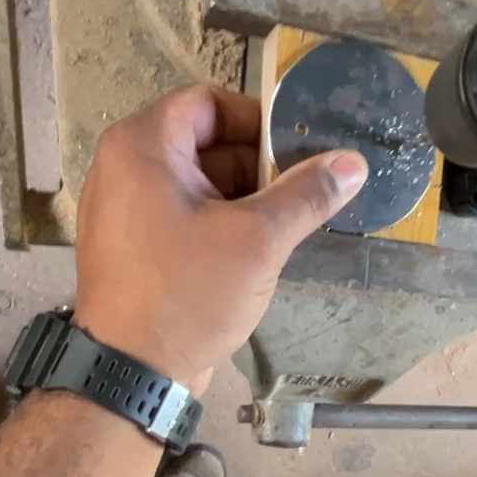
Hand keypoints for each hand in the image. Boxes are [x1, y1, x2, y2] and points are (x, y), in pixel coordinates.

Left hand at [72, 86, 368, 390]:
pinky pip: (183, 221)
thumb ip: (305, 196)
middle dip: (258, 170)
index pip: (210, 103)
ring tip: (284, 230)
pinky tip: (254, 256)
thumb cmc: (189, 295)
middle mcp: (124, 169)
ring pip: (198, 188)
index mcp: (142, 146)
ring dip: (244, 204)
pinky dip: (219, 228)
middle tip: (301, 197)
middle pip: (205, 146)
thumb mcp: (258, 241)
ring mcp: (125, 213)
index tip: (300, 153)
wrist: (134, 373)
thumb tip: (352, 164)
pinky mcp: (134, 251)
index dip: (260, 122)